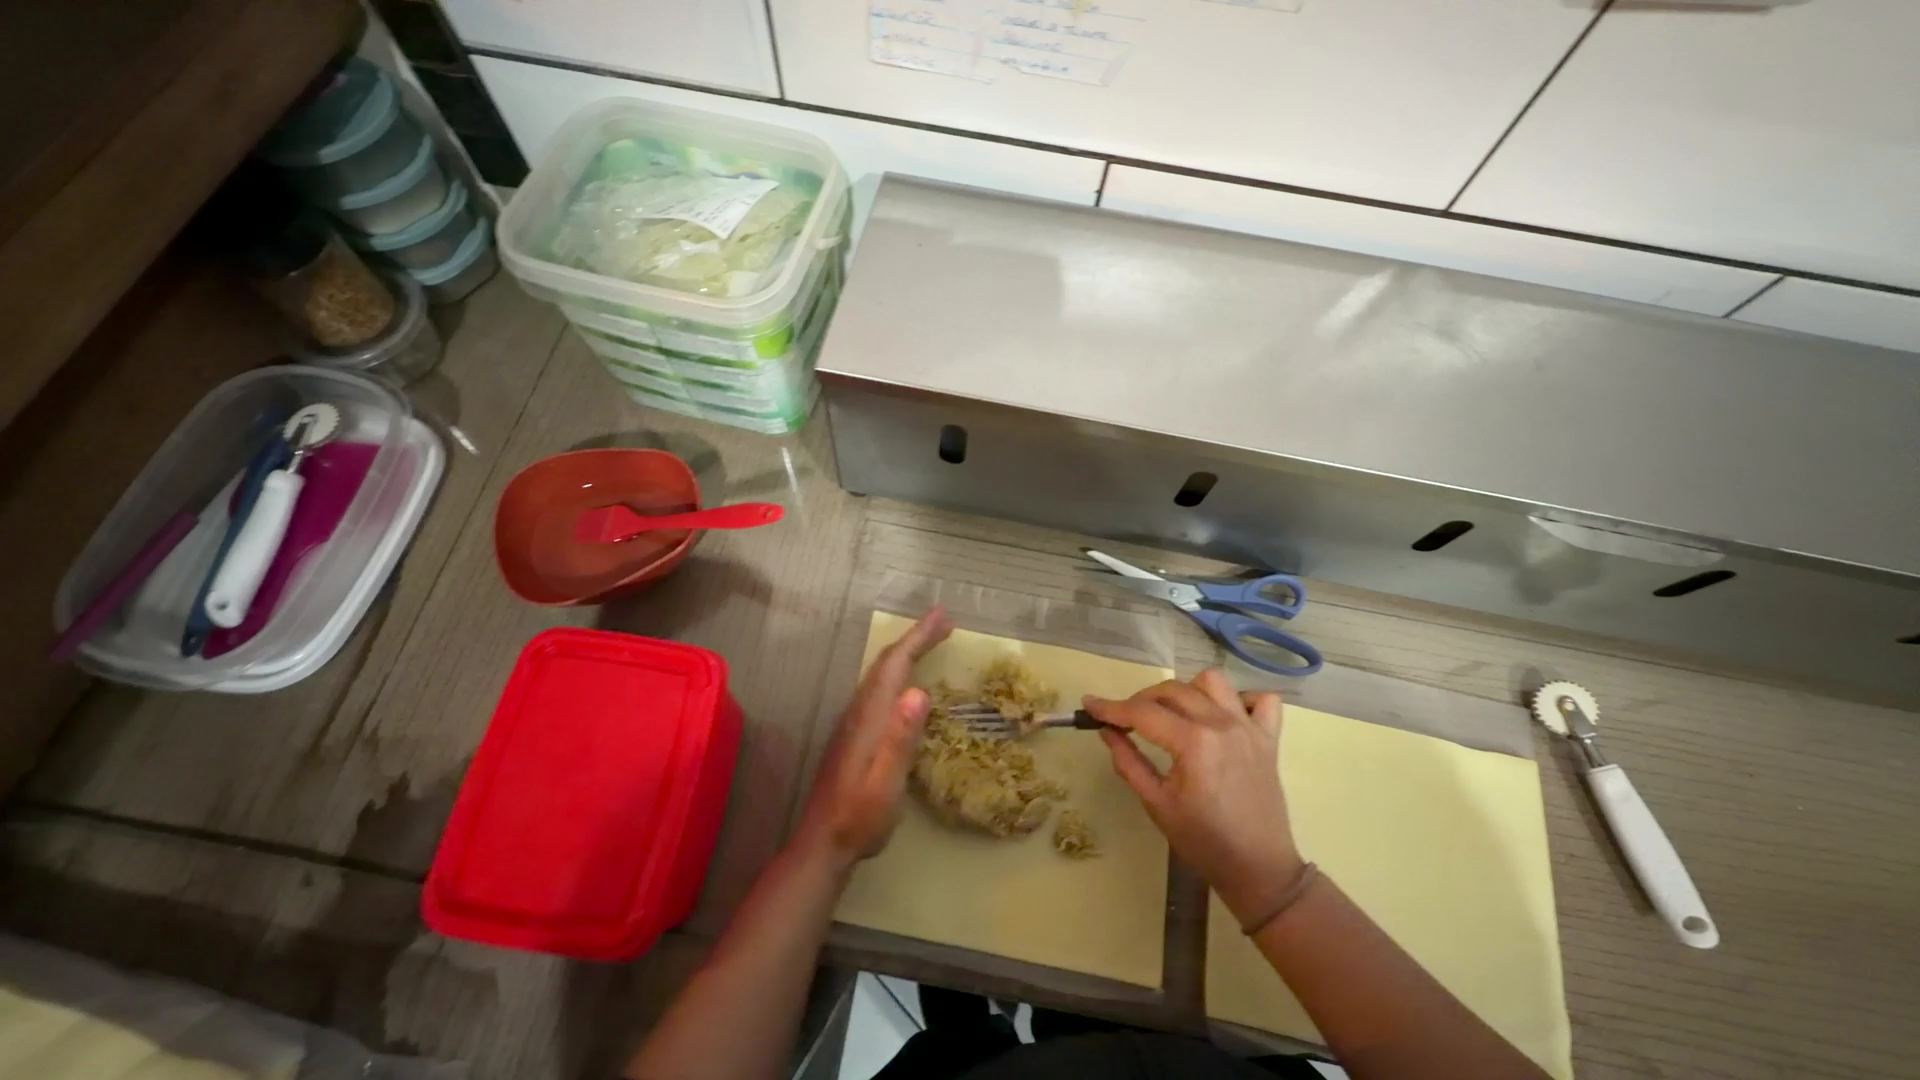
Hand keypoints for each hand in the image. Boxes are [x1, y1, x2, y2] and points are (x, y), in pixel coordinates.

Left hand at [794, 608, 953, 869]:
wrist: (823, 843)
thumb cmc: (860, 818)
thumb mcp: (886, 784)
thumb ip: (901, 740)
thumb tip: (919, 692)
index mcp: (870, 719)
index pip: (895, 667)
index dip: (918, 638)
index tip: (943, 617)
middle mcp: (859, 713)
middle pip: (886, 664)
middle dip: (914, 638)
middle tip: (943, 620)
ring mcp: (854, 724)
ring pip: (880, 675)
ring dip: (905, 653)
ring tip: (929, 641)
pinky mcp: (854, 735)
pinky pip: (878, 690)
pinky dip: (896, 674)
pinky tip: (906, 684)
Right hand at [1085, 669, 1305, 925]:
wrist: (1257, 868)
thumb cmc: (1203, 841)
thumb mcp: (1156, 804)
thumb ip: (1129, 762)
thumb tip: (1107, 732)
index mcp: (1194, 743)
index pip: (1143, 712)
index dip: (1111, 707)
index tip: (1089, 705)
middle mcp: (1222, 724)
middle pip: (1173, 690)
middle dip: (1141, 699)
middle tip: (1125, 720)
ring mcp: (1250, 728)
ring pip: (1213, 682)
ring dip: (1187, 690)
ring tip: (1174, 714)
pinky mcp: (1269, 738)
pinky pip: (1262, 700)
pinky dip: (1241, 700)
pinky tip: (1223, 718)